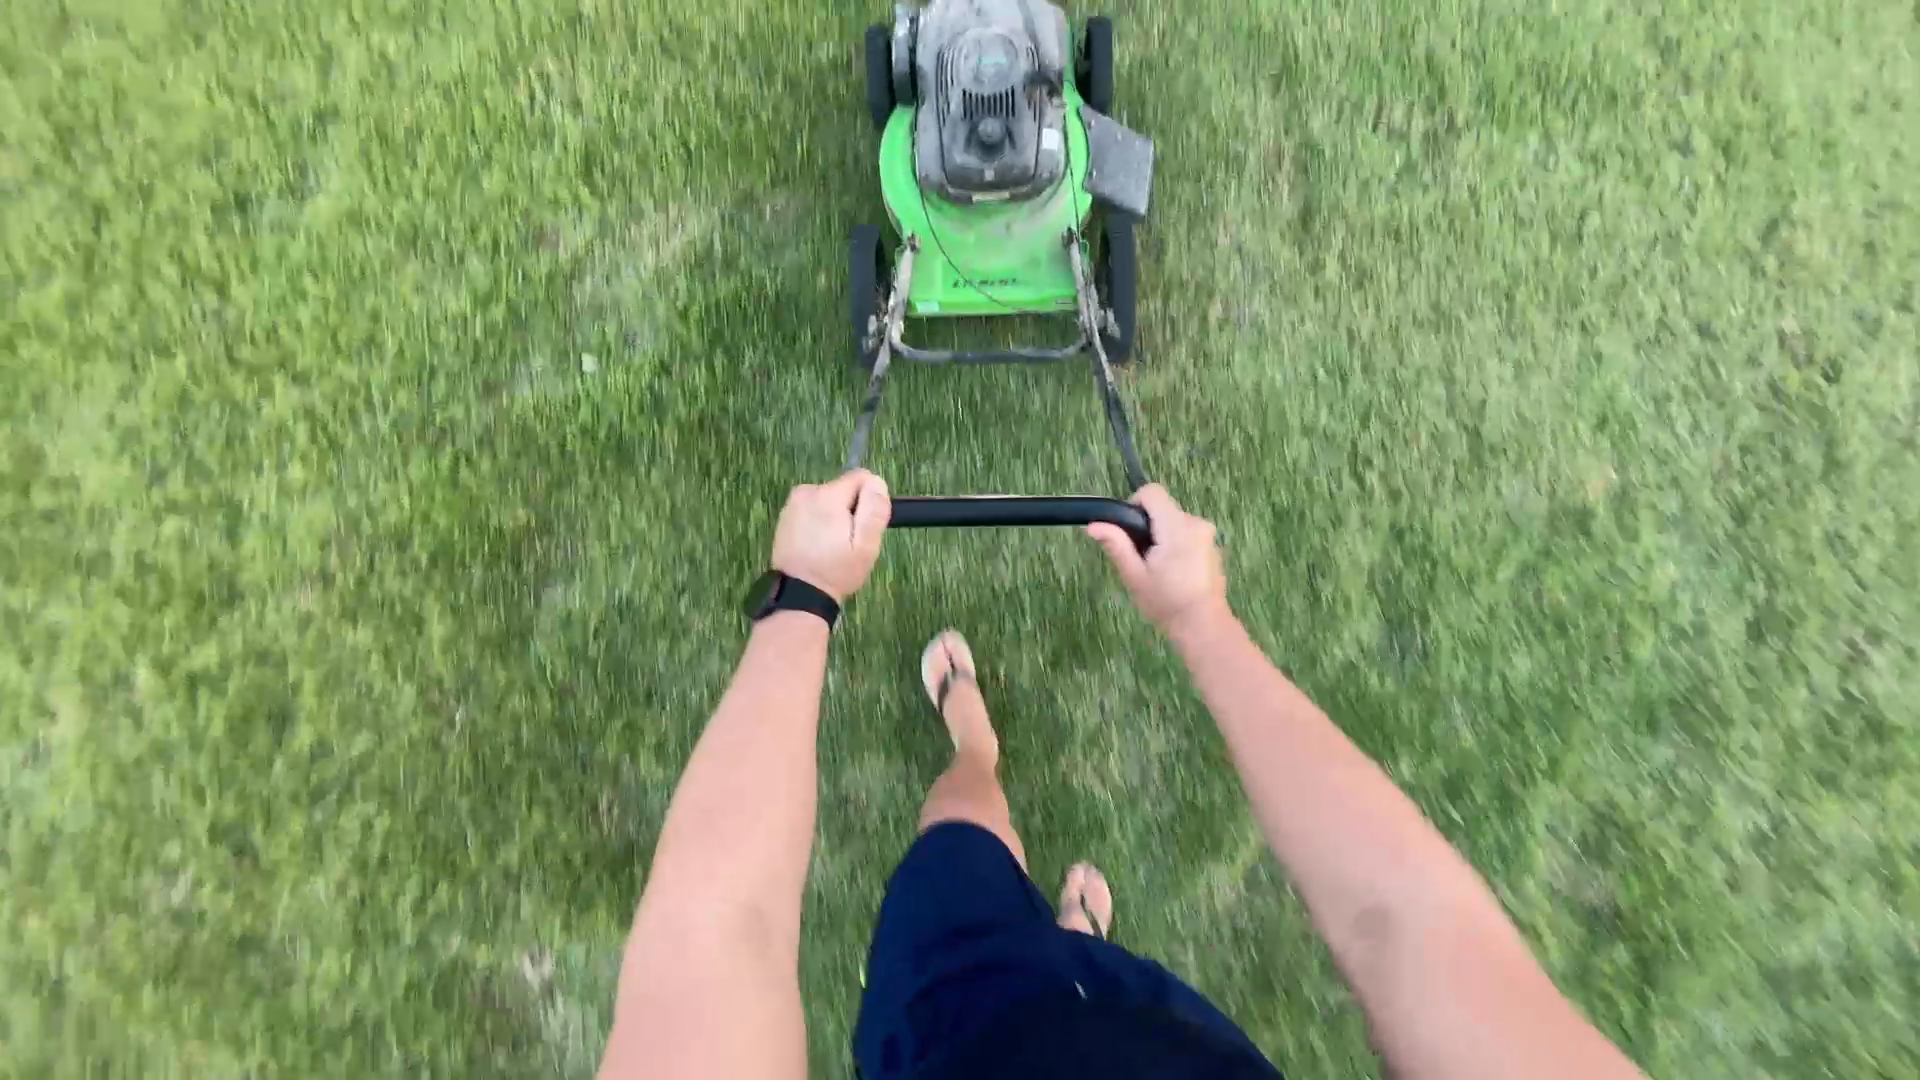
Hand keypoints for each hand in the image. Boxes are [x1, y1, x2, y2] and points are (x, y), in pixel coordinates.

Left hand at [771, 470, 890, 602]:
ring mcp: (793, 504)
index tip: (863, 527)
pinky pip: (814, 509)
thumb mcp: (865, 545)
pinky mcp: (786, 516)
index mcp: (827, 495)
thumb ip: (874, 510)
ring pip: (829, 499)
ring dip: (835, 517)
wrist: (800, 595)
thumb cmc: (836, 571)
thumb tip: (877, 482)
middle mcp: (807, 492)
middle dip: (851, 510)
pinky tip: (818, 545)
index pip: (862, 477)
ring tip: (832, 546)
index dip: (869, 501)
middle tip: (848, 542)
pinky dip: (819, 522)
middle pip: (844, 489)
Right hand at [1087, 484, 1229, 636]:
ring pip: (1173, 522)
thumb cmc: (1166, 602)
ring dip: (1161, 537)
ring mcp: (1207, 535)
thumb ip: (1116, 545)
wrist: (1203, 625)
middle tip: (1140, 558)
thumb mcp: (1134, 576)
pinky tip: (1173, 573)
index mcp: (1177, 526)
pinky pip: (1186, 534)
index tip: (1128, 532)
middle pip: (1162, 508)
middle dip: (1147, 527)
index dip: (1134, 505)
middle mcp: (1196, 523)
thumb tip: (1092, 524)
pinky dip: (1175, 545)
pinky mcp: (1211, 547)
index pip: (1152, 492)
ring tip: (1156, 569)